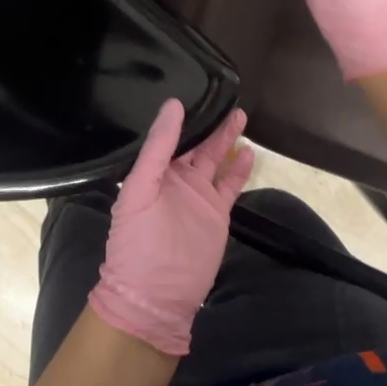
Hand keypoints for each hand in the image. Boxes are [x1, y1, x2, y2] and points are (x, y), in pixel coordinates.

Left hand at [87, 99, 253, 355]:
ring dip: (226, 139)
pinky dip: (239, 169)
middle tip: (225, 96)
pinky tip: (249, 151)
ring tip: (240, 115)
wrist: (155, 296)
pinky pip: (230, 185)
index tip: (194, 89)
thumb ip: (157, 148)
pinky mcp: (217, 214)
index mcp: (152, 171)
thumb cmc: (137, 242)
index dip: (181, 116)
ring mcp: (198, 196)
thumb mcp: (140, 189)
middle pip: (195, 144)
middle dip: (209, 123)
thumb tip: (172, 106)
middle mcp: (175, 179)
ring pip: (215, 159)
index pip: (168, 135)